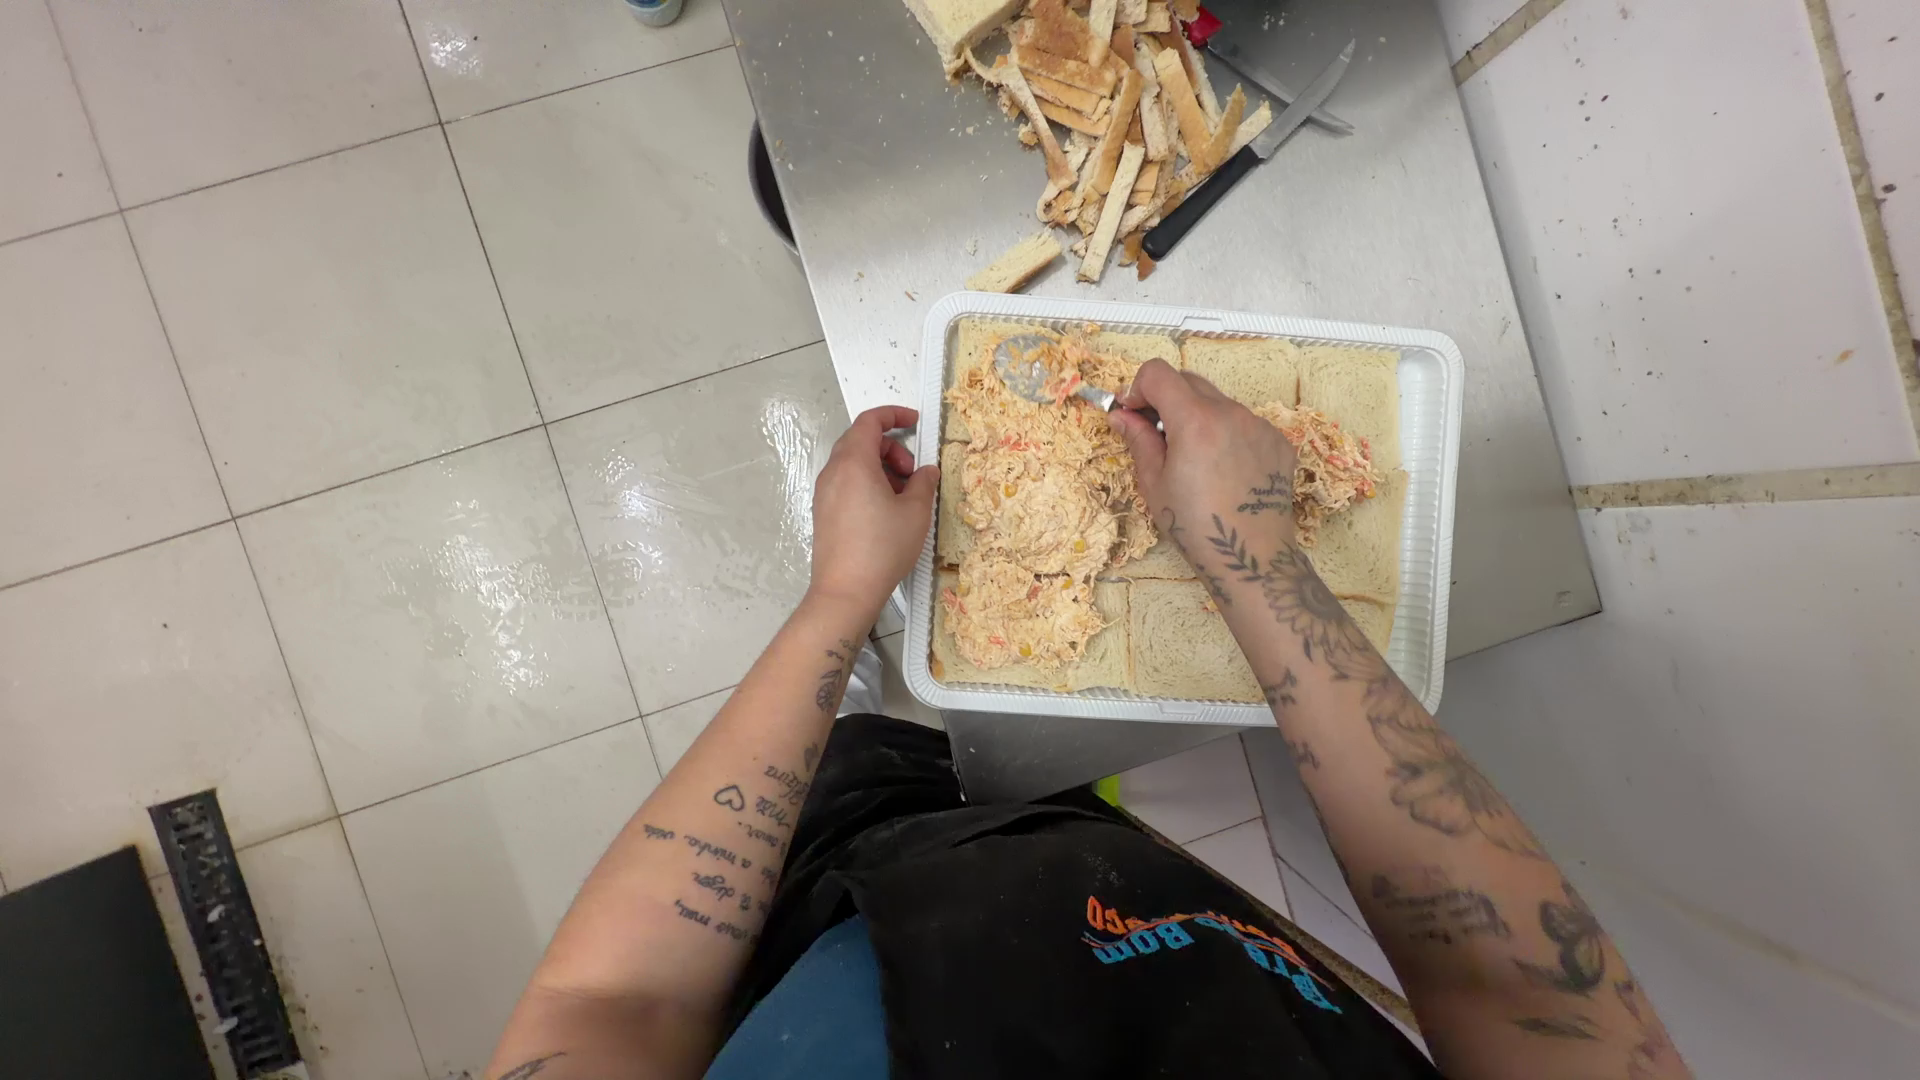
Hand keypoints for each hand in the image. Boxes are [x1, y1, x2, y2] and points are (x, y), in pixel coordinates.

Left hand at [808, 406, 937, 617]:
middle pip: (860, 440)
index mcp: (854, 462)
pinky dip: (867, 483)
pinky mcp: (823, 512)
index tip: (915, 422)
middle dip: (891, 447)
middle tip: (912, 472)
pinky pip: (846, 483)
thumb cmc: (883, 548)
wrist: (846, 591)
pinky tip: (885, 511)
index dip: (894, 415)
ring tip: (903, 496)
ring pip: (853, 463)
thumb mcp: (916, 513)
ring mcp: (824, 493)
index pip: (869, 421)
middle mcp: (833, 472)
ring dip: (880, 467)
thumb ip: (924, 483)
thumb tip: (925, 472)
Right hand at [1108, 360, 1299, 557]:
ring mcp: (1260, 425)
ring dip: (1196, 415)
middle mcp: (1231, 412)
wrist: (1251, 556)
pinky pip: (1243, 422)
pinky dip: (1224, 433)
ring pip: (1218, 401)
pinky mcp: (1278, 441)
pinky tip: (1222, 469)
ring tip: (1192, 458)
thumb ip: (1138, 440)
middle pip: (1188, 380)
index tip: (1132, 414)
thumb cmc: (1193, 525)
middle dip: (1165, 398)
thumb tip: (1120, 415)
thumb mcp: (1154, 483)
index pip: (1158, 373)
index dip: (1137, 388)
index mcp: (1196, 421)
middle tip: (1155, 434)